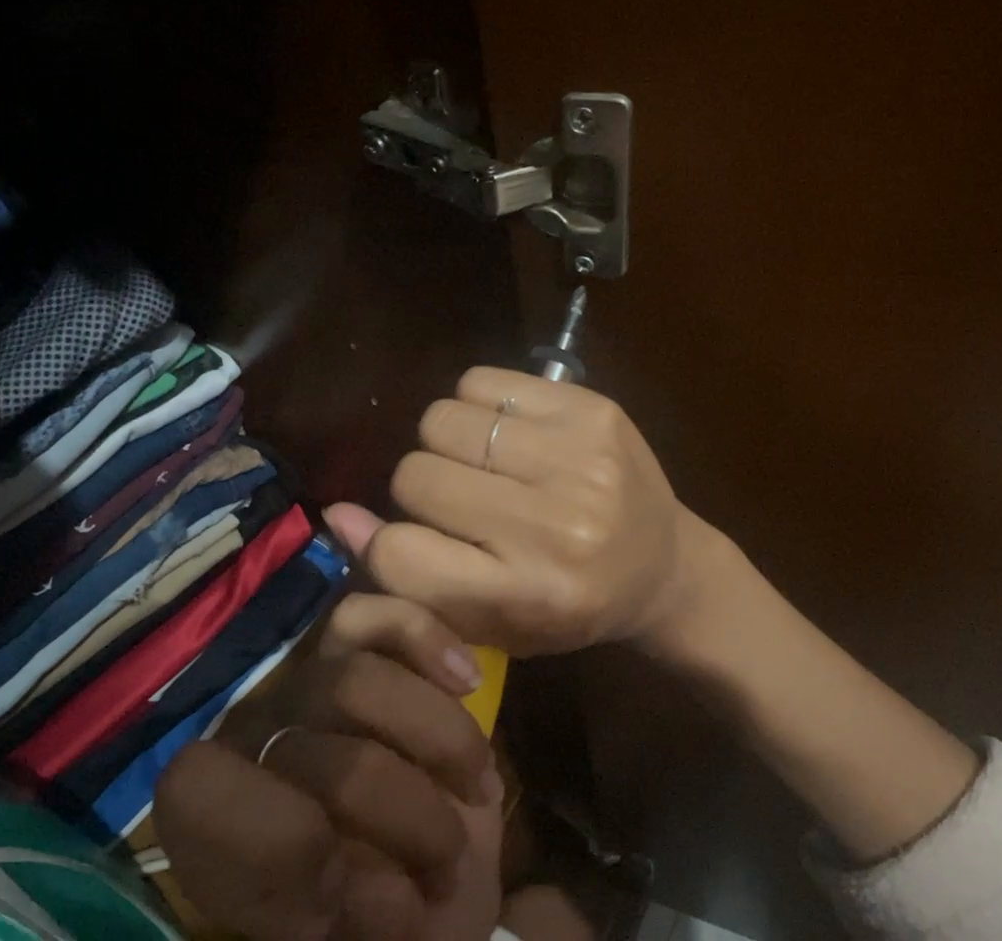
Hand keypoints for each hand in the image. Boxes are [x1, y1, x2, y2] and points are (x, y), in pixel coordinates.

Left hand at [156, 594, 503, 940]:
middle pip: (323, 757)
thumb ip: (361, 921)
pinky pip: (374, 616)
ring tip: (478, 792)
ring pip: (356, 681)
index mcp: (209, 826)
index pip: (202, 800)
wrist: (410, 868)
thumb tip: (397, 899)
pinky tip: (467, 679)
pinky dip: (429, 642)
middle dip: (411, 821)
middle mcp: (239, 742)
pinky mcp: (349, 645)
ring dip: (440, 745)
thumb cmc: (368, 911)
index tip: (366, 905)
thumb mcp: (350, 933)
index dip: (292, 852)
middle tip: (447, 872)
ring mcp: (294, 683)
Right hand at [325, 367, 691, 655]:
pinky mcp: (592, 409)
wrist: (663, 565)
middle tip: (460, 504)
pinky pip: (481, 380)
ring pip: (442, 422)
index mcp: (526, 596)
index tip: (415, 540)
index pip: (401, 553)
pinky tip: (507, 433)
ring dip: (447, 444)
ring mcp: (579, 461)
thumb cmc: (568, 606)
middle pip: (416, 477)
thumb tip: (338, 513)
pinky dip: (477, 405)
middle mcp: (554, 529)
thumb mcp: (489, 622)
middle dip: (422, 491)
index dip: (389, 543)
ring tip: (483, 465)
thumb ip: (411, 576)